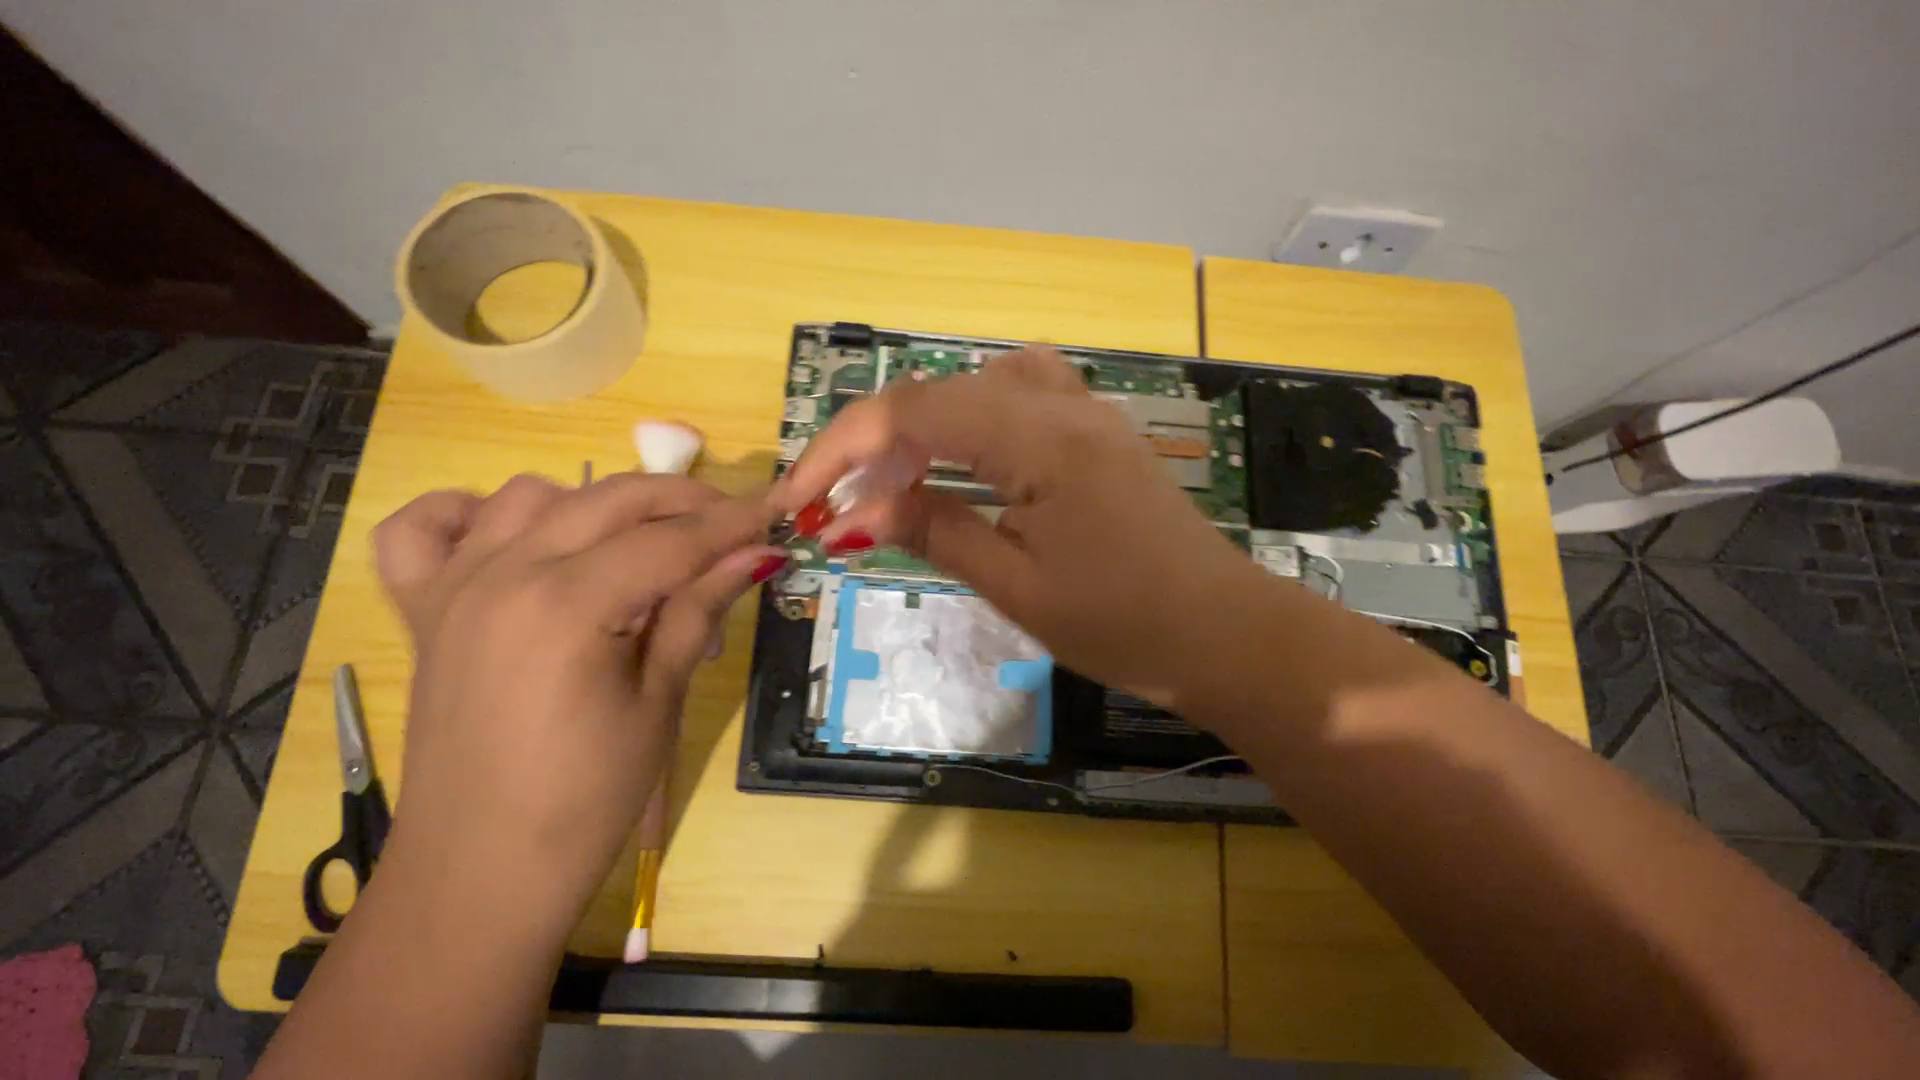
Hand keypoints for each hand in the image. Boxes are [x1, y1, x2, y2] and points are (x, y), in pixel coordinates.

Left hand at [370, 472, 779, 918]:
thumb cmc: (587, 799)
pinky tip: (511, 535)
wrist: (482, 868)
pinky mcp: (423, 609)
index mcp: (568, 605)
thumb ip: (700, 612)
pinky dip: (467, 513)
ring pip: (531, 496)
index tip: (774, 512)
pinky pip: (422, 528)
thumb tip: (756, 552)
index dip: (730, 524)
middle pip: (609, 500)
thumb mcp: (659, 702)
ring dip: (594, 503)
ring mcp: (454, 586)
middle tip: (730, 522)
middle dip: (680, 500)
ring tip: (634, 542)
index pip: (669, 541)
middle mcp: (505, 573)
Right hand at [775, 346, 1274, 712]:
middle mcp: (1064, 404)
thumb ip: (935, 532)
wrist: (1224, 635)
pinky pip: (1022, 398)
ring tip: (900, 484)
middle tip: (842, 506)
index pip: (916, 410)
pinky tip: (964, 466)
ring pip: (982, 384)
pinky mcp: (1099, 434)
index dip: (843, 447)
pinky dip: (975, 421)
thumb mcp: (1016, 586)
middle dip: (878, 442)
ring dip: (928, 424)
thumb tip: (855, 512)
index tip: (800, 498)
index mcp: (1041, 437)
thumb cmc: (1124, 624)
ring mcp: (1088, 412)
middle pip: (944, 391)